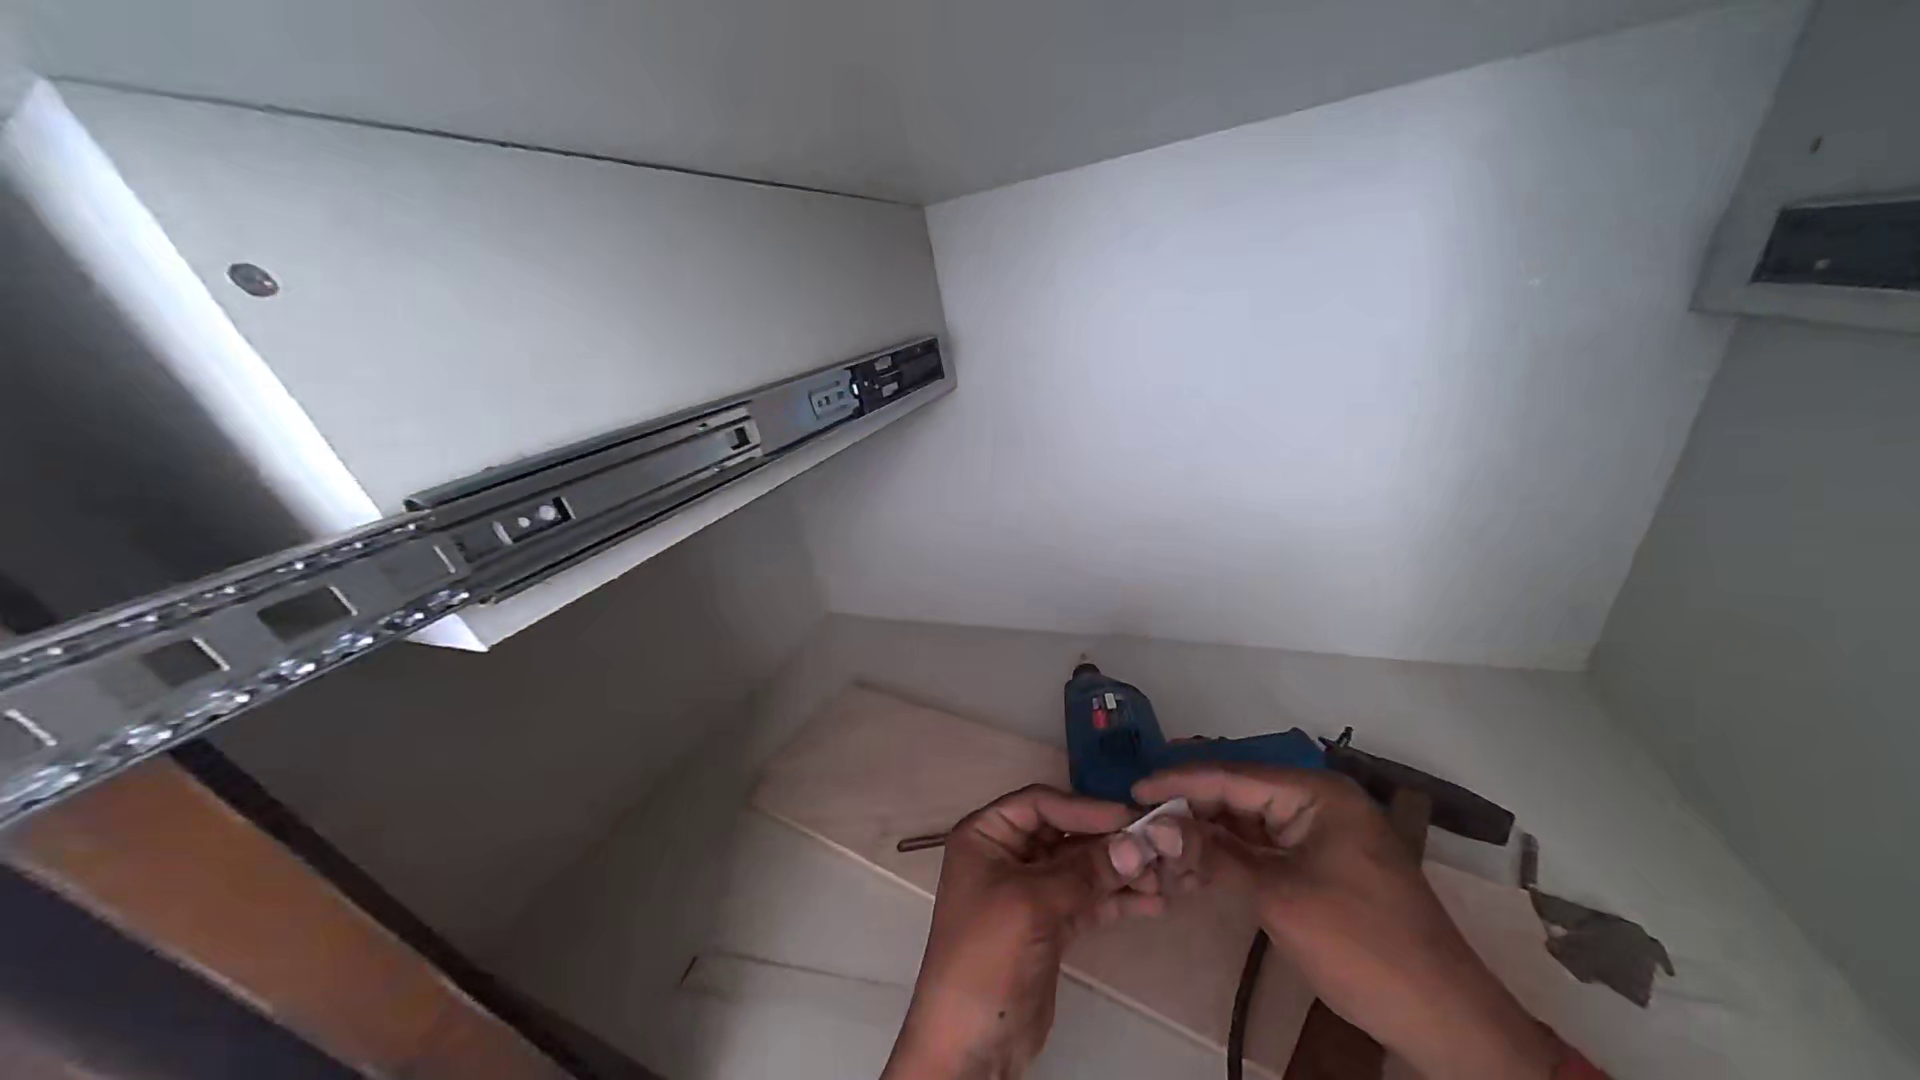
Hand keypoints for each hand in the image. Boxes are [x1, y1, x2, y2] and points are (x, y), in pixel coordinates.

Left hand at [882, 784, 1195, 1079]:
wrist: (970, 1042)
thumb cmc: (987, 955)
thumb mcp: (1032, 904)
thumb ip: (1085, 873)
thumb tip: (1137, 844)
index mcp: (986, 835)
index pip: (1040, 804)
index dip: (1084, 808)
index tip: (1129, 817)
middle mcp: (1008, 854)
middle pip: (1066, 834)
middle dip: (1109, 842)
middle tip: (1158, 848)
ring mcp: (1030, 890)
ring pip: (1081, 868)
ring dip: (1120, 871)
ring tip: (1164, 878)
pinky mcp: (1050, 924)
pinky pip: (1088, 899)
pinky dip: (1117, 900)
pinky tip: (1153, 903)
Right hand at [1133, 765, 1561, 1079]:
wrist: (1443, 1018)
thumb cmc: (1361, 944)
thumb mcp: (1278, 897)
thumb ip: (1212, 855)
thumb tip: (1150, 826)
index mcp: (1316, 793)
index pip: (1231, 777)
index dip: (1177, 783)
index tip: (1132, 789)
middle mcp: (1317, 802)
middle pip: (1236, 795)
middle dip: (1188, 808)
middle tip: (1139, 817)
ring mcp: (1319, 832)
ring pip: (1245, 821)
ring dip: (1204, 834)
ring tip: (1157, 843)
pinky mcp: (1318, 862)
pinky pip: (1262, 846)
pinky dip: (1228, 856)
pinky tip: (1193, 864)